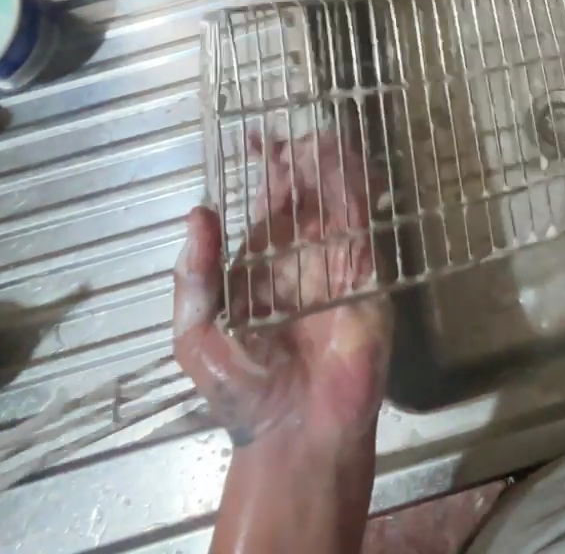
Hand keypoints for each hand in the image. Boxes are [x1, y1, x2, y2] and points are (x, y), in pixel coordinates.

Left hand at [171, 128, 390, 447]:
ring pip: (340, 198)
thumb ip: (196, 276)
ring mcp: (338, 260)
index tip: (262, 137)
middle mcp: (303, 250)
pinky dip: (362, 193)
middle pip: (309, 190)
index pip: (270, 200)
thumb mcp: (197, 333)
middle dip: (307, 158)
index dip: (269, 167)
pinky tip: (355, 168)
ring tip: (327, 141)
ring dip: (336, 167)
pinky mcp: (368, 274)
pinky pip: (365, 225)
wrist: (295, 429)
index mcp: (262, 259)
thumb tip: (199, 210)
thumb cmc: (241, 386)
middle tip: (304, 134)